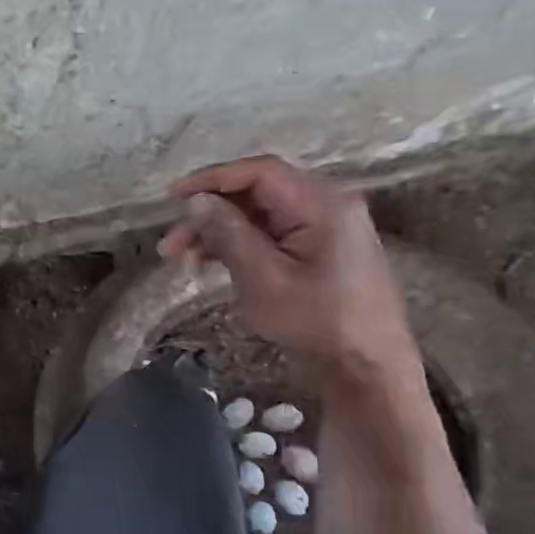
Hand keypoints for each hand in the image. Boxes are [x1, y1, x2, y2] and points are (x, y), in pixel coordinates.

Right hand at [160, 155, 419, 386]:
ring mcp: (323, 228)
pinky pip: (270, 235)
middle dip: (209, 214)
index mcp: (321, 204)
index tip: (171, 198)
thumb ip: (230, 235)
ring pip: (259, 216)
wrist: (364, 360)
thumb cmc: (315, 320)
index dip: (212, 179)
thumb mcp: (264, 278)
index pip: (260, 173)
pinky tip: (208, 263)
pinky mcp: (316, 249)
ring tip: (181, 259)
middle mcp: (325, 205)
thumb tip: (198, 202)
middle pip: (257, 194)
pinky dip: (236, 245)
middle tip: (170, 246)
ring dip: (217, 232)